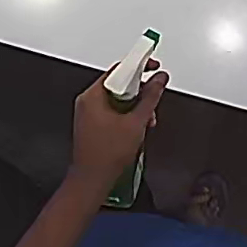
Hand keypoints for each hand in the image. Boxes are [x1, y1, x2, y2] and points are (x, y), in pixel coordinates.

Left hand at [67, 61, 166, 184]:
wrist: (92, 180)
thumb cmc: (106, 155)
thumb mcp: (136, 122)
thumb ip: (150, 97)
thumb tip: (159, 80)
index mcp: (93, 96)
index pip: (118, 70)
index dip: (138, 66)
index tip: (152, 65)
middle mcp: (88, 102)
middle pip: (118, 84)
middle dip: (139, 91)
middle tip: (152, 96)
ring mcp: (89, 113)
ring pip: (117, 98)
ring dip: (136, 105)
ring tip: (146, 118)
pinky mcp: (93, 124)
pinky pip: (113, 110)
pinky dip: (127, 114)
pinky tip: (137, 126)